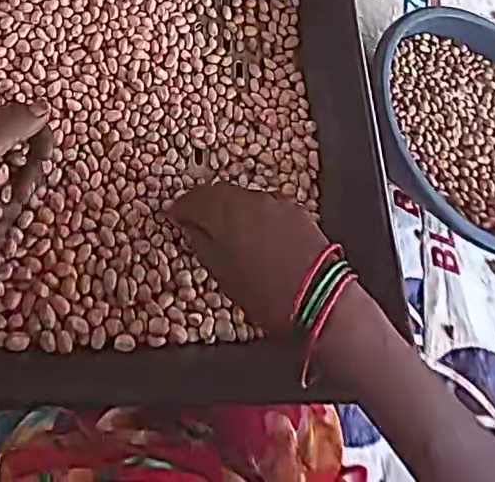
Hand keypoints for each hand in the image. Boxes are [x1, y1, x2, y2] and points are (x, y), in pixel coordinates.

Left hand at [0, 102, 50, 267]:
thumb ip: (14, 123)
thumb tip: (44, 106)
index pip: (28, 124)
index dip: (40, 140)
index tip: (43, 158)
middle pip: (30, 161)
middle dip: (24, 180)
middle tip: (11, 191)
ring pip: (20, 193)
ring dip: (6, 206)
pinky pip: (8, 218)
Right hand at [169, 184, 334, 336]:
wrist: (322, 300)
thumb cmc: (264, 293)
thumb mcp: (221, 272)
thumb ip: (200, 242)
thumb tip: (190, 227)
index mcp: (221, 211)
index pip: (191, 200)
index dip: (179, 208)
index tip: (172, 216)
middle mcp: (245, 198)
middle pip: (216, 193)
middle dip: (203, 204)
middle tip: (194, 218)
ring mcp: (272, 202)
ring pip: (242, 199)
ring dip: (229, 209)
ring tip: (225, 228)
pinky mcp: (294, 210)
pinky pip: (265, 207)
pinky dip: (254, 215)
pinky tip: (255, 234)